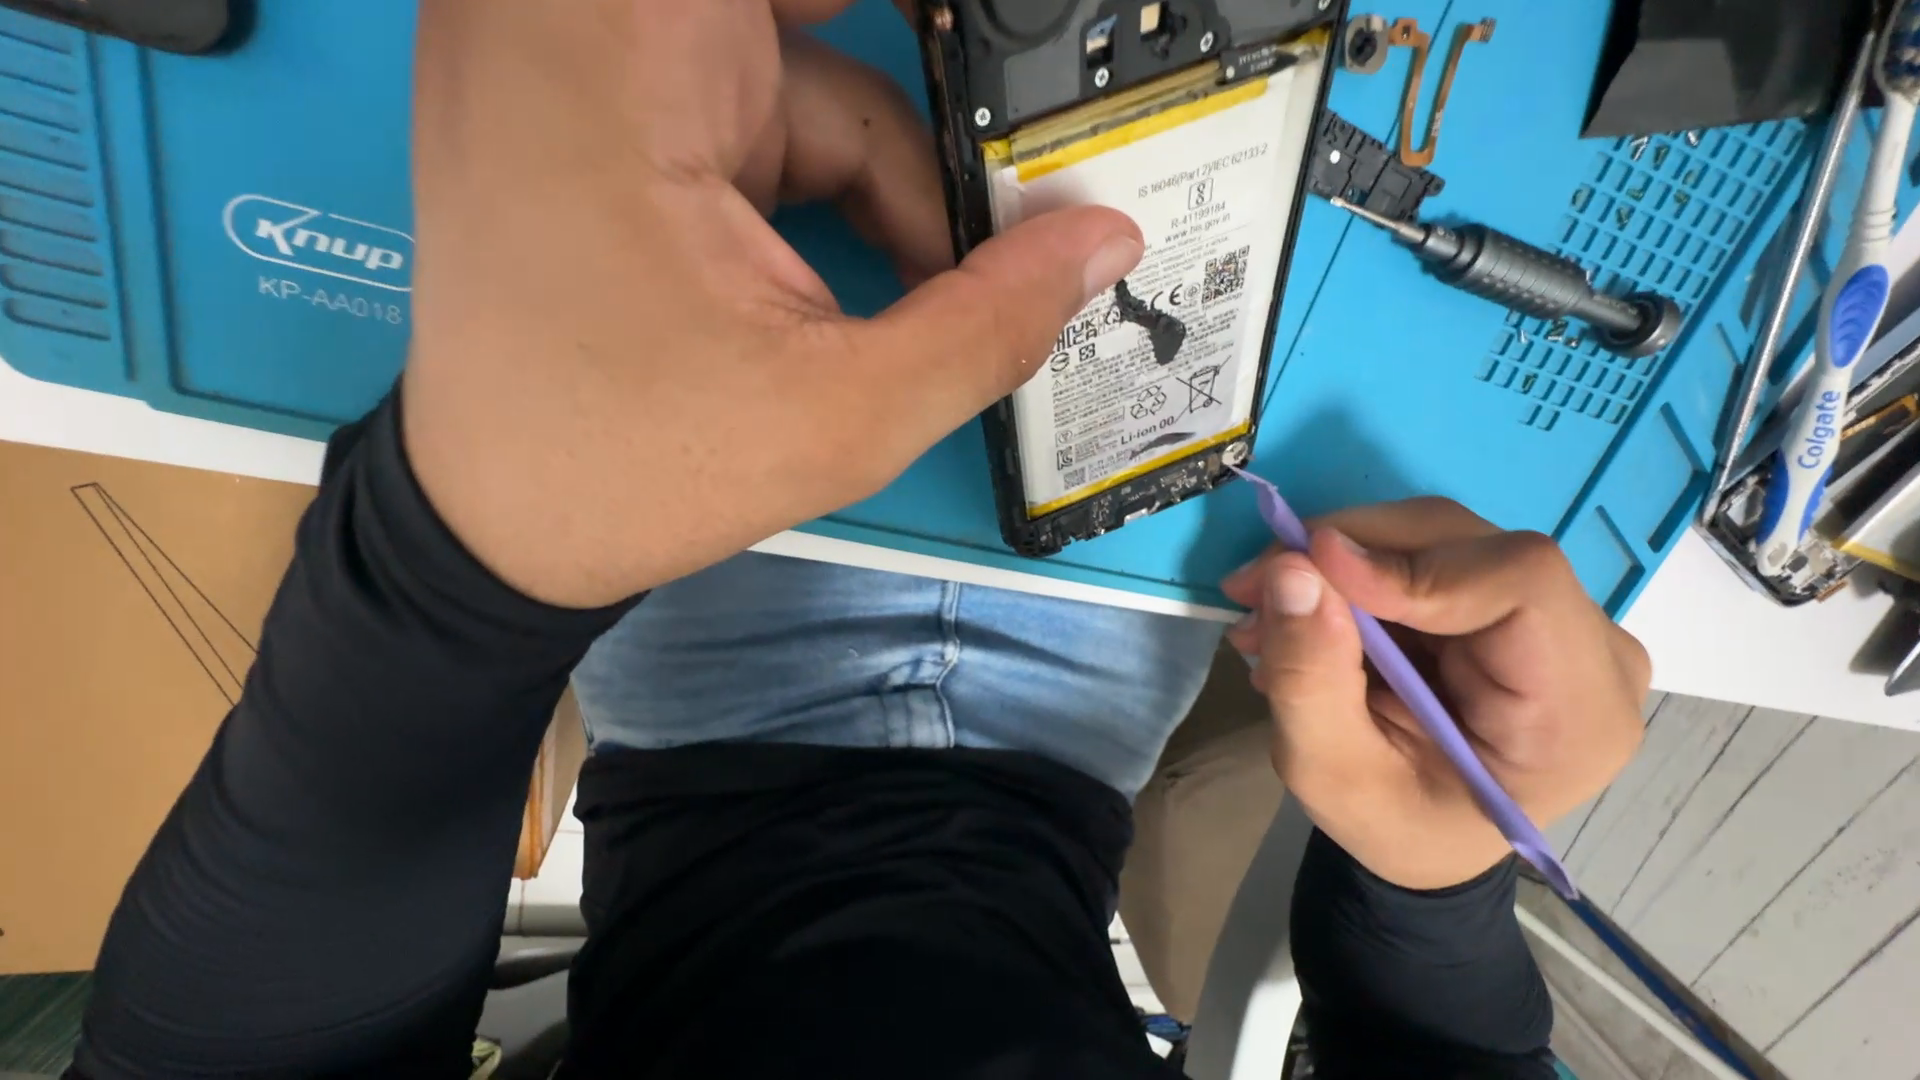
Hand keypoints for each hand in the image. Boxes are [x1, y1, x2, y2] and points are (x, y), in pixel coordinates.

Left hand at [402, 0, 1143, 605]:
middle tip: (1009, 162)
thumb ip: (990, 325)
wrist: (503, 526)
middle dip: (926, 98)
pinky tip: (872, 269)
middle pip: (817, 15)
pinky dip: (837, 183)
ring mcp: (593, 67)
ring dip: (890, 176)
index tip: (1026, 46)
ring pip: (809, 75)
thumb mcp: (842, 413)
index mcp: (619, 40)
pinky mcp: (616, 123)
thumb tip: (1102, 243)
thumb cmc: (638, 471)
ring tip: (942, 276)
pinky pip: (767, 113)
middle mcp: (580, 18)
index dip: (944, 19)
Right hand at [1222, 498, 1649, 889]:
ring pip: (1433, 538)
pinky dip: (1345, 571)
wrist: (1420, 831)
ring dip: (1334, 561)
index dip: (1410, 564)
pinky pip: (1418, 553)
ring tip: (1263, 611)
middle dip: (1345, 552)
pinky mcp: (1502, 601)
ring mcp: (1549, 617)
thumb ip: (1309, 678)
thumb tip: (1290, 569)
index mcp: (1574, 712)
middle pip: (1466, 545)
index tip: (1307, 571)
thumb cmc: (1391, 823)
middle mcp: (1584, 647)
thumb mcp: (1330, 772)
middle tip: (1251, 586)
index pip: (1519, 583)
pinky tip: (1300, 611)